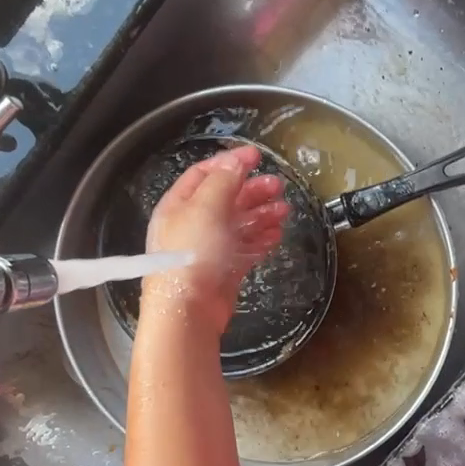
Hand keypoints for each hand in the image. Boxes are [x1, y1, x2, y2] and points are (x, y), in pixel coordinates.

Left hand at [141, 144, 288, 332]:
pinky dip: (261, 239)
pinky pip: (245, 248)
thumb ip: (223, 182)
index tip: (257, 156)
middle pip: (226, 198)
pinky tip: (277, 234)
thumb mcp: (205, 209)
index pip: (205, 173)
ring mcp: (210, 248)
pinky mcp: (224, 269)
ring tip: (284, 211)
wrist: (189, 310)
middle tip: (278, 186)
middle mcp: (193, 223)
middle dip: (252, 190)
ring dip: (262, 214)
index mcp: (180, 204)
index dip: (231, 162)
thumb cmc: (191, 255)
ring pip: (239, 223)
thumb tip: (237, 161)